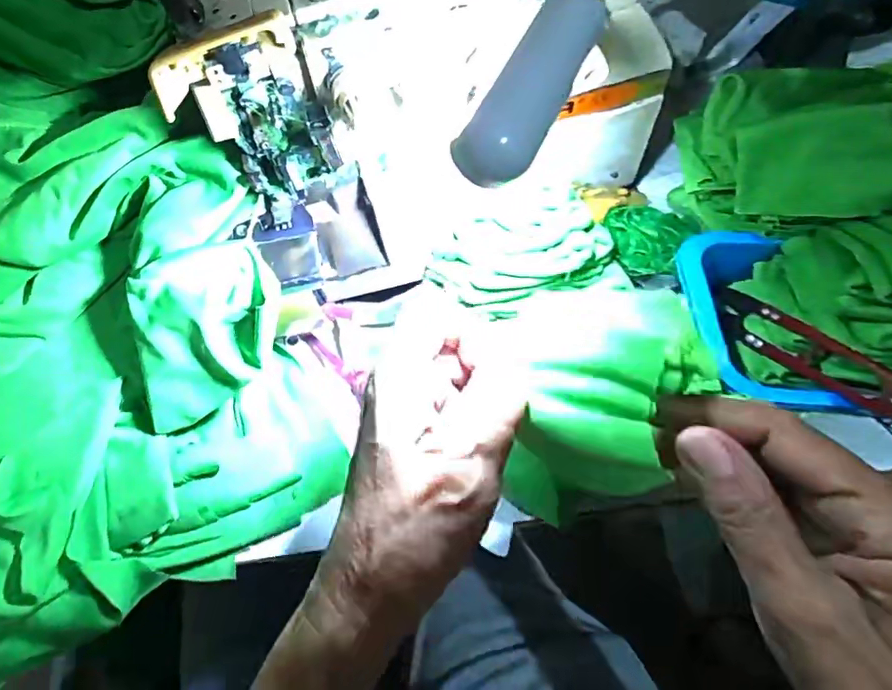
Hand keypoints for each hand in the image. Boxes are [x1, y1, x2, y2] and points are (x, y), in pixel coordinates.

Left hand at [317, 327, 525, 631]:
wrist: (376, 579)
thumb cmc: (417, 523)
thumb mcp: (467, 459)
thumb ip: (494, 397)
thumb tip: (515, 353)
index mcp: (399, 372)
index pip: (438, 312)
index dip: (477, 331)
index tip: (504, 376)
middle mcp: (397, 377)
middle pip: (450, 340)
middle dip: (488, 366)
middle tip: (509, 415)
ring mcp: (405, 404)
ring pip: (456, 372)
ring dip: (487, 395)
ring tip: (502, 437)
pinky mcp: (415, 430)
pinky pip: (453, 401)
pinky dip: (479, 415)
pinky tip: (491, 449)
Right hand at [657, 396, 891, 689]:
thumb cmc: (866, 688)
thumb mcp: (799, 608)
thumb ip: (748, 517)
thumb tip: (690, 432)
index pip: (788, 434)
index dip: (714, 415)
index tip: (649, 414)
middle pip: (790, 445)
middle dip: (716, 433)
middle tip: (647, 431)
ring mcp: (889, 523)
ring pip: (789, 465)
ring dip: (727, 456)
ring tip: (665, 449)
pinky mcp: (871, 541)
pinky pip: (798, 493)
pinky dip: (747, 483)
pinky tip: (708, 481)